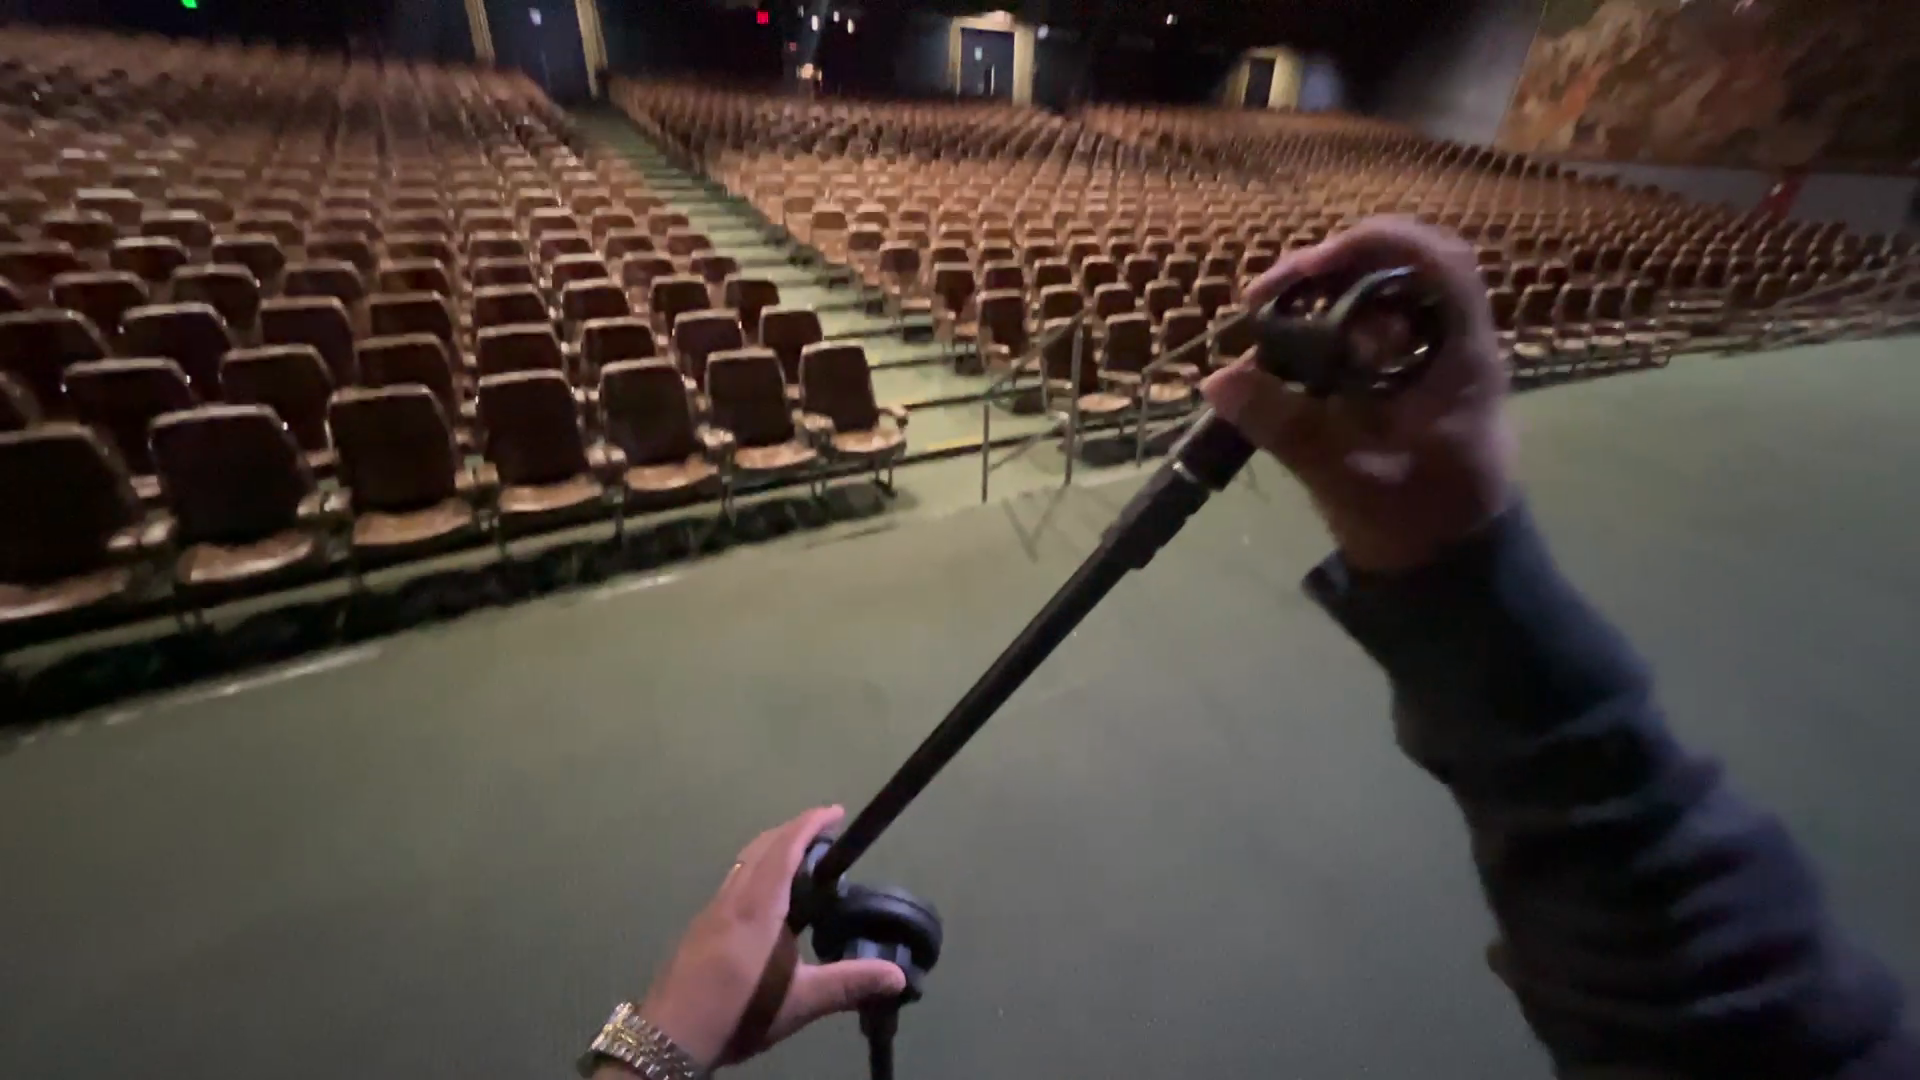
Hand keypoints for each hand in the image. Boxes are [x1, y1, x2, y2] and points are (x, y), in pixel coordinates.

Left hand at [633, 806, 906, 1070]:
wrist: (669, 1040)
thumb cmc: (738, 1011)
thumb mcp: (800, 1001)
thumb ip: (848, 984)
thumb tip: (898, 976)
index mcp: (760, 904)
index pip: (787, 846)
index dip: (811, 822)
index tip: (836, 811)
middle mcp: (734, 896)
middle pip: (764, 844)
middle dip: (794, 829)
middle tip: (824, 831)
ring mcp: (712, 909)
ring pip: (744, 860)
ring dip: (773, 847)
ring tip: (800, 859)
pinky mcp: (701, 925)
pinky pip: (734, 878)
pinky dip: (757, 868)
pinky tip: (766, 898)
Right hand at [1203, 216, 1517, 571]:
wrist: (1446, 565)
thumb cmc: (1415, 519)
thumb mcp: (1347, 475)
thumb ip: (1286, 427)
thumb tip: (1217, 381)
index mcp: (1459, 356)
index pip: (1434, 261)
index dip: (1368, 245)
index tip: (1301, 272)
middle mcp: (1447, 346)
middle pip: (1395, 271)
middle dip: (1325, 272)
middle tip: (1264, 299)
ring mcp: (1423, 365)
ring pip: (1374, 302)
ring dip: (1316, 302)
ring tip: (1263, 323)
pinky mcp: (1398, 387)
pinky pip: (1358, 339)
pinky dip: (1316, 335)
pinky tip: (1280, 358)